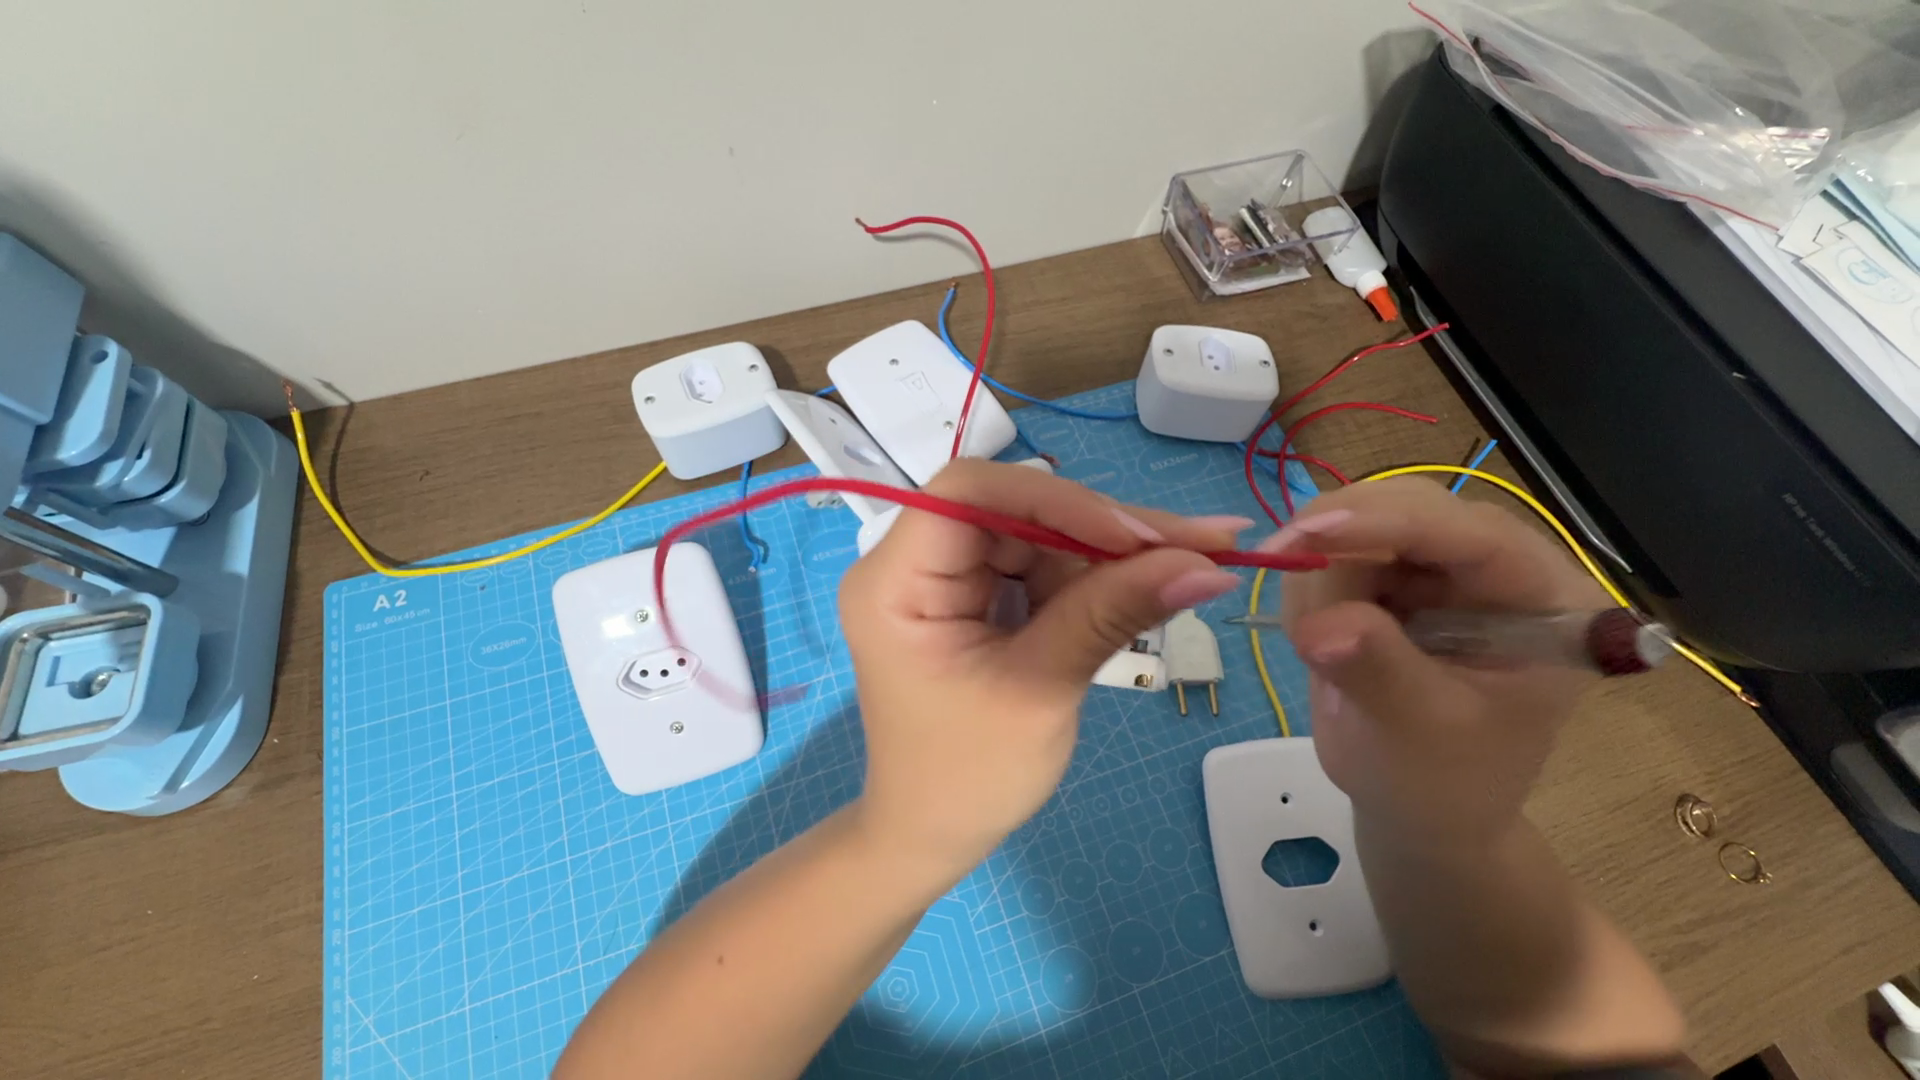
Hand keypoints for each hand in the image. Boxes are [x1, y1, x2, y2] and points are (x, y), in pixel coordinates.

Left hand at [839, 460, 1249, 882]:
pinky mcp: (975, 597)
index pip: (970, 492)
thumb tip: (1206, 564)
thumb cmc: (970, 776)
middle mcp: (913, 562)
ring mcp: (946, 578)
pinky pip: (1040, 566)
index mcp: (895, 580)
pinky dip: (1096, 575)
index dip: (1058, 500)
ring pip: (1040, 534)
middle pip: (1016, 508)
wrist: (933, 833)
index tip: (1139, 538)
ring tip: (1197, 560)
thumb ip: (1113, 613)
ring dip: (1113, 551)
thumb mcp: (1043, 688)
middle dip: (1107, 526)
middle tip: (1204, 540)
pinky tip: (1152, 581)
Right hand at [1273, 477, 1608, 847]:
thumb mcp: (1417, 731)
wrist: (1419, 807)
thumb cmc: (1441, 782)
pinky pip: (1337, 549)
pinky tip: (1314, 637)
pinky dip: (1308, 583)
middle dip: (1341, 542)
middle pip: (1411, 508)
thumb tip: (1319, 626)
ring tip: (1312, 646)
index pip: (1473, 536)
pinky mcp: (1397, 578)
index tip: (1314, 530)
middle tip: (1282, 570)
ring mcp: (1442, 569)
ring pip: (1362, 522)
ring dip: (1317, 571)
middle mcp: (1497, 568)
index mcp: (1543, 603)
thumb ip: (1378, 670)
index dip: (1392, 523)